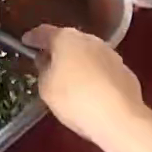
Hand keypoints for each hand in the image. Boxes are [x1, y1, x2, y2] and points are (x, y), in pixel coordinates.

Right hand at [24, 25, 151, 148]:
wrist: (121, 119)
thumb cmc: (76, 99)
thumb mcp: (46, 89)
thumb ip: (43, 71)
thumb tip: (47, 64)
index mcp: (66, 38)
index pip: (44, 32)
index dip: (32, 38)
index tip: (25, 42)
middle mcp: (89, 39)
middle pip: (68, 41)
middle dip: (59, 52)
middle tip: (48, 65)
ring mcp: (111, 54)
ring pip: (88, 55)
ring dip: (79, 64)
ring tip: (73, 83)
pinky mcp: (125, 72)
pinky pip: (104, 71)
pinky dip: (96, 78)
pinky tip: (94, 95)